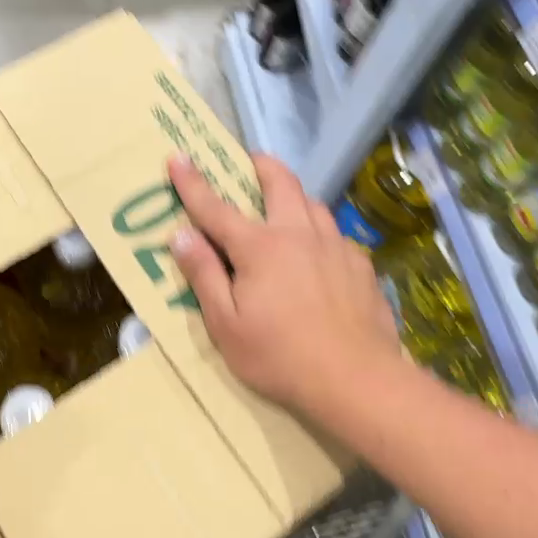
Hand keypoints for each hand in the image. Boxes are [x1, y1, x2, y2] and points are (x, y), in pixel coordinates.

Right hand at [167, 154, 402, 414]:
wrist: (356, 380)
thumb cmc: (279, 357)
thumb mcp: (226, 325)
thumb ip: (204, 275)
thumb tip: (181, 234)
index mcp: (259, 247)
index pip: (215, 207)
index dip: (192, 182)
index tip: (177, 157)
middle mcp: (299, 234)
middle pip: (281, 182)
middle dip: (261, 165)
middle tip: (250, 162)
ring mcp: (335, 246)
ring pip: (313, 203)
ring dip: (293, 197)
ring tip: (284, 208)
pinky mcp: (360, 265)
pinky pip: (336, 234)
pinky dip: (319, 233)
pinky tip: (319, 255)